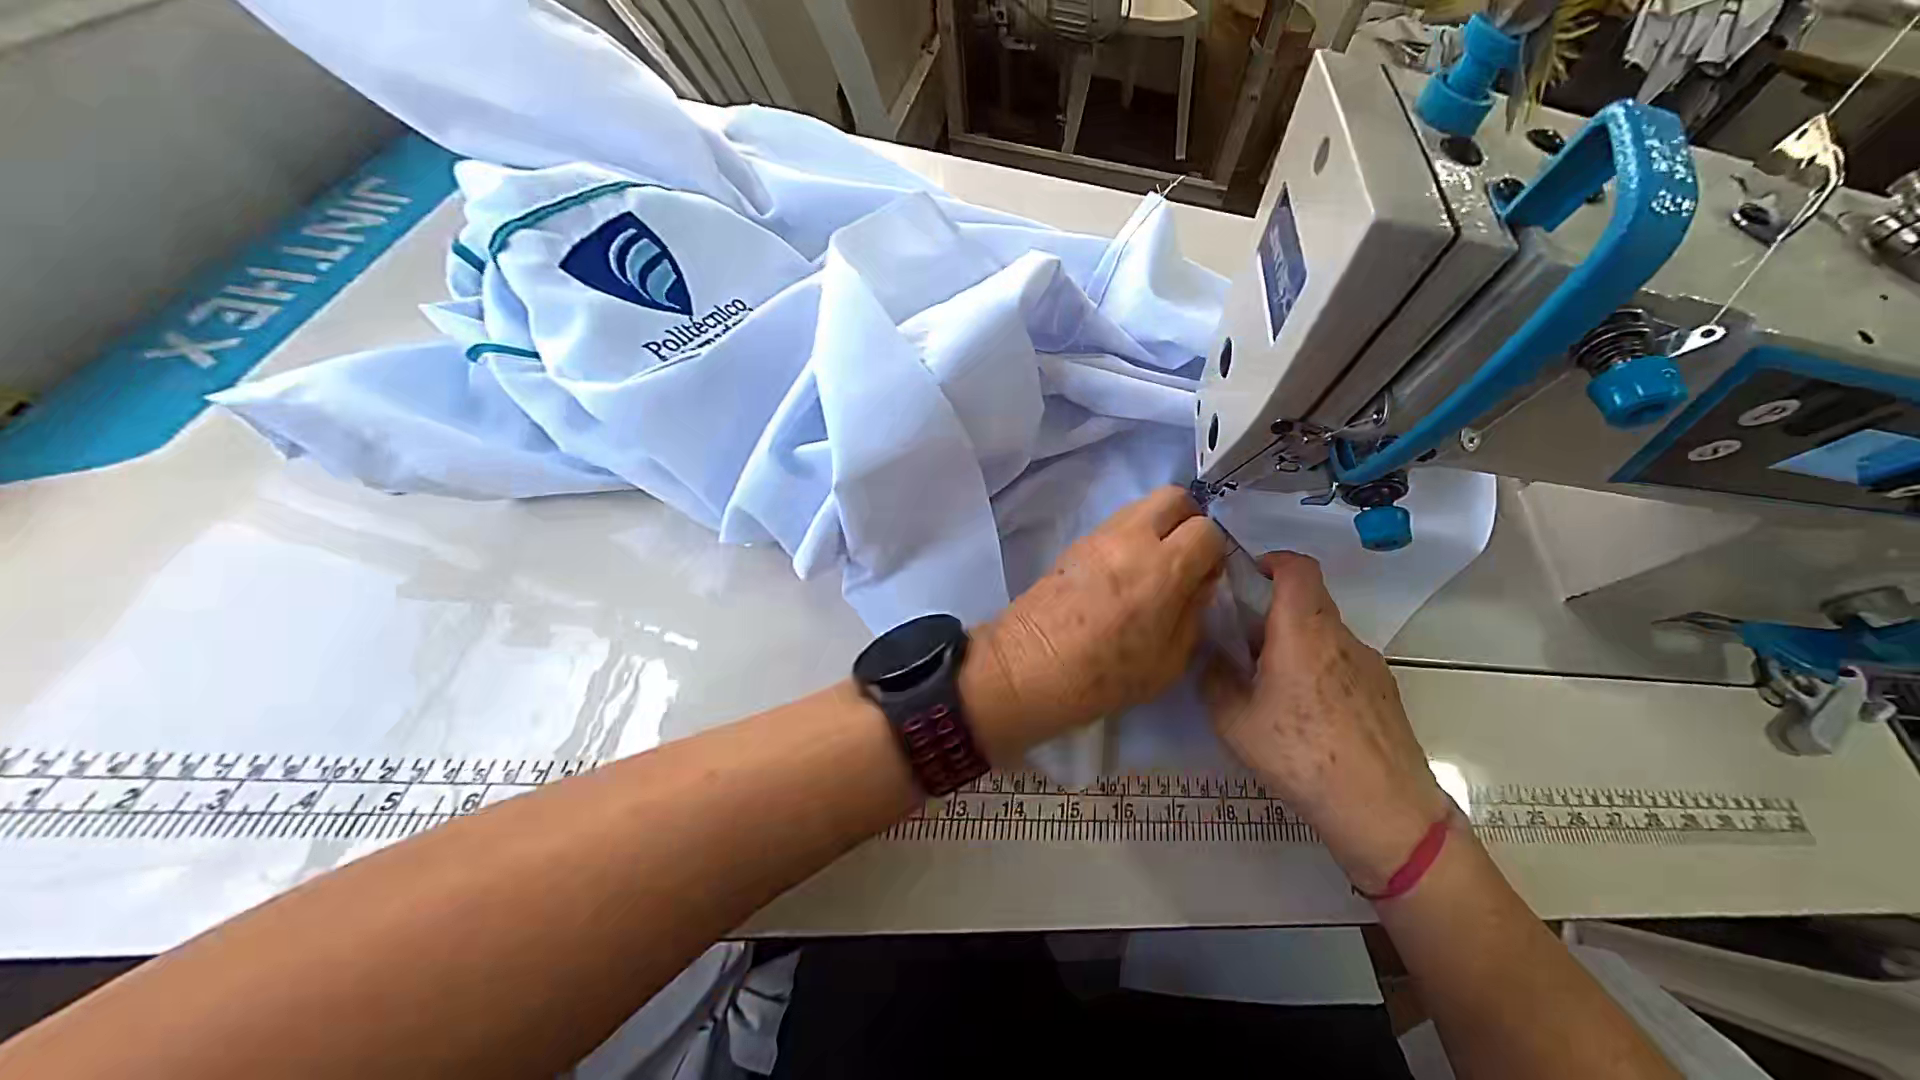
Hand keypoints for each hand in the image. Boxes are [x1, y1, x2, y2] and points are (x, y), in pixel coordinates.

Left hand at [962, 486, 1226, 760]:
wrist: (1027, 668)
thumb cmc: (1103, 676)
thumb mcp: (1168, 661)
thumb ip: (1193, 613)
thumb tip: (1199, 582)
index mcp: (1162, 567)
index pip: (1207, 529)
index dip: (1213, 553)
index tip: (1205, 578)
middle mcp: (1131, 538)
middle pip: (1173, 497)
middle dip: (1188, 521)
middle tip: (1184, 559)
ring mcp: (1098, 536)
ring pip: (1141, 505)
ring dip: (1156, 527)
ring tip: (1151, 569)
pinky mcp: (1074, 543)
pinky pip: (1115, 524)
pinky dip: (1129, 537)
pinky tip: (1123, 574)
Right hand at [1202, 552, 1454, 893]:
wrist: (1383, 811)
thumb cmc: (1300, 755)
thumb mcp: (1234, 720)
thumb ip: (1213, 678)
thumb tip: (1209, 657)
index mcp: (1302, 631)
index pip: (1296, 567)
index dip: (1270, 561)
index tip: (1244, 578)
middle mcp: (1340, 637)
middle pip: (1307, 600)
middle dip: (1271, 610)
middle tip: (1240, 643)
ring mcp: (1368, 665)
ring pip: (1323, 635)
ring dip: (1293, 644)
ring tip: (1268, 687)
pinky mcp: (1383, 693)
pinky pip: (1341, 663)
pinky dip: (1316, 669)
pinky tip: (1304, 716)